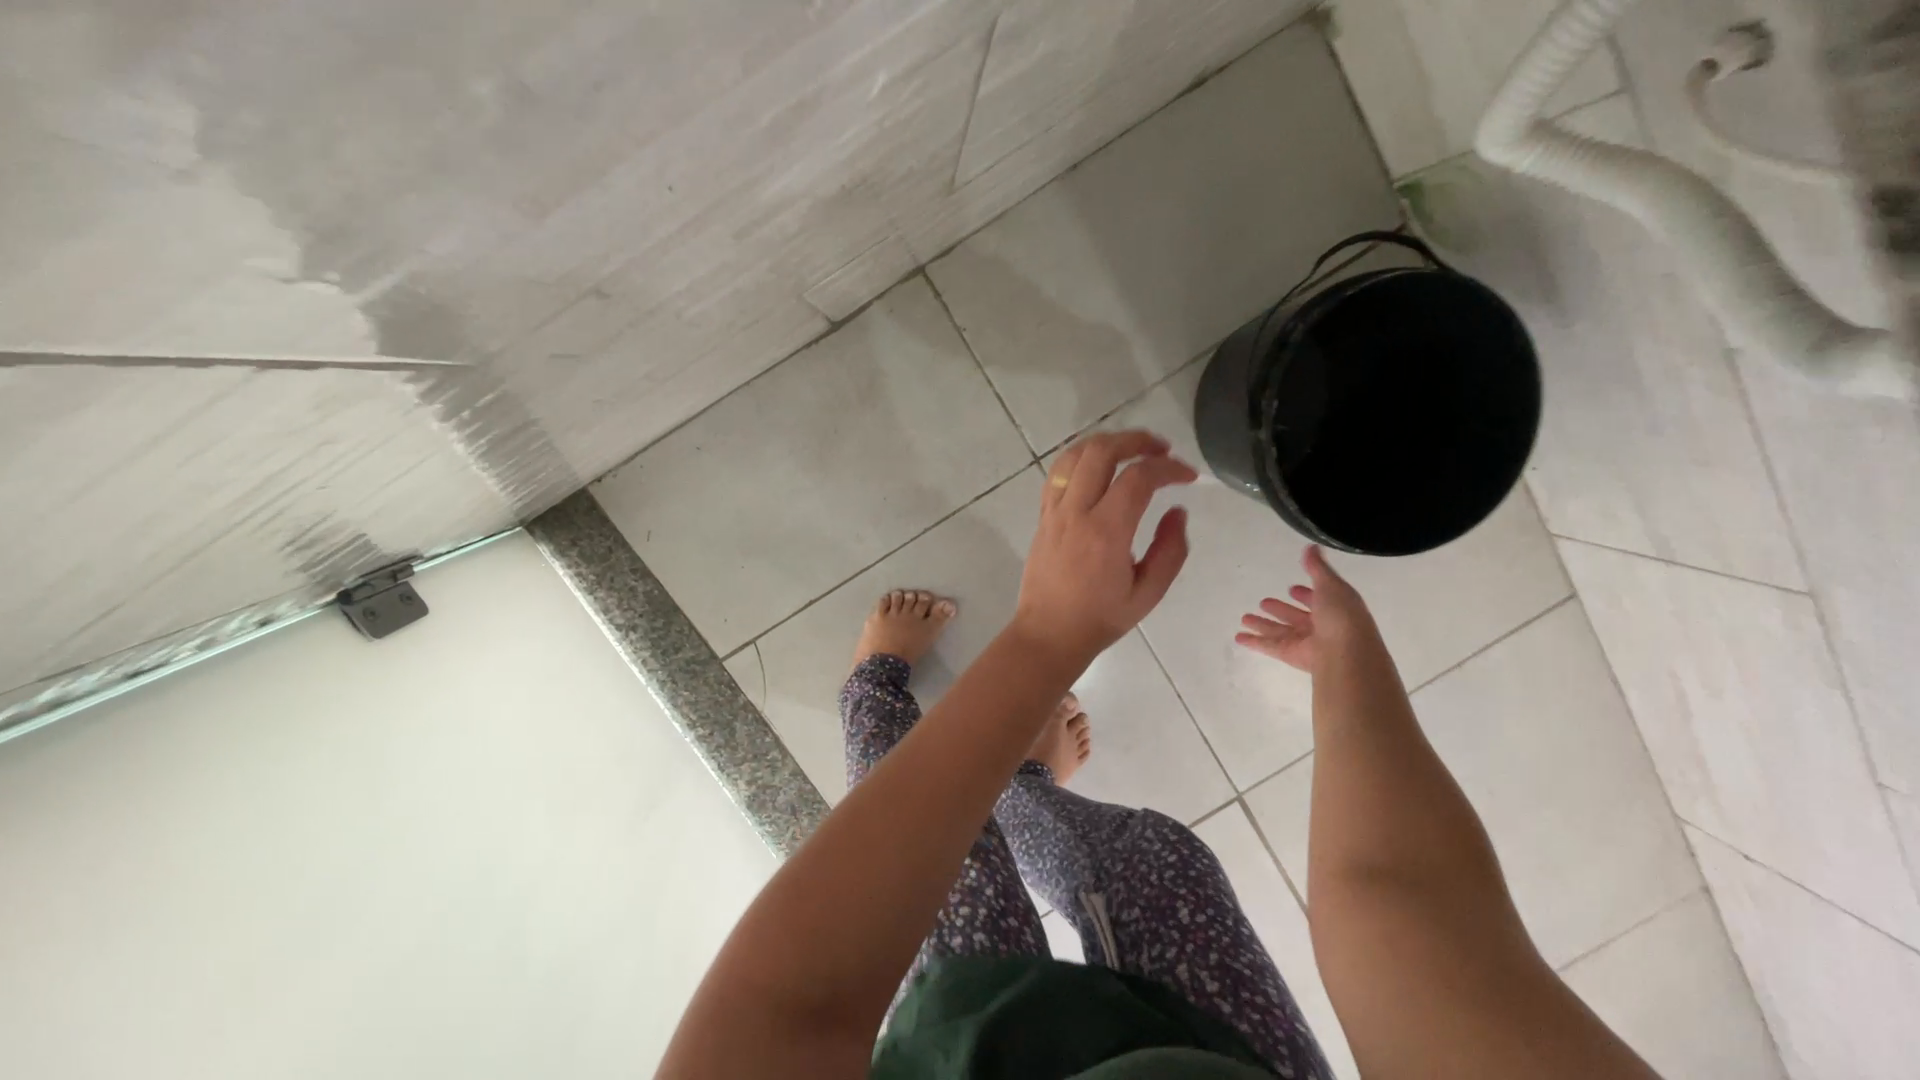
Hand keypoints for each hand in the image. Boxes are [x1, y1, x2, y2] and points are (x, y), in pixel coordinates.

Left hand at [1013, 430, 1196, 664]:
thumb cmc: (1101, 619)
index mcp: (1106, 532)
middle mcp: (1076, 513)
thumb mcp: (1148, 594)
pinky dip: (1081, 458)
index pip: (1139, 477)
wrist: (1049, 634)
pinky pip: (1058, 473)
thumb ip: (1170, 550)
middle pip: (1102, 452)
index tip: (1188, 477)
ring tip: (1131, 449)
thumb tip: (1177, 512)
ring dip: (1106, 442)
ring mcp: (1054, 511)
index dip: (1169, 468)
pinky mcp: (1042, 516)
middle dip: (1136, 440)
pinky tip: (1099, 467)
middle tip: (1161, 449)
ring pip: (1075, 454)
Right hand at [1235, 545, 1375, 672]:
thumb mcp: (1330, 584)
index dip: (1306, 594)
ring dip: (1263, 624)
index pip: (1318, 599)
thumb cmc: (1341, 615)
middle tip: (1264, 602)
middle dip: (1281, 610)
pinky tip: (1239, 637)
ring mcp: (1306, 642)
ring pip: (1280, 631)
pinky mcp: (1291, 655)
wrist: (1346, 652)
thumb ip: (1317, 567)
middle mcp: (1321, 626)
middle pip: (1296, 616)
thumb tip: (1311, 546)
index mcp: (1335, 608)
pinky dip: (1254, 642)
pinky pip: (1270, 646)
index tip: (1292, 589)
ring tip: (1245, 618)